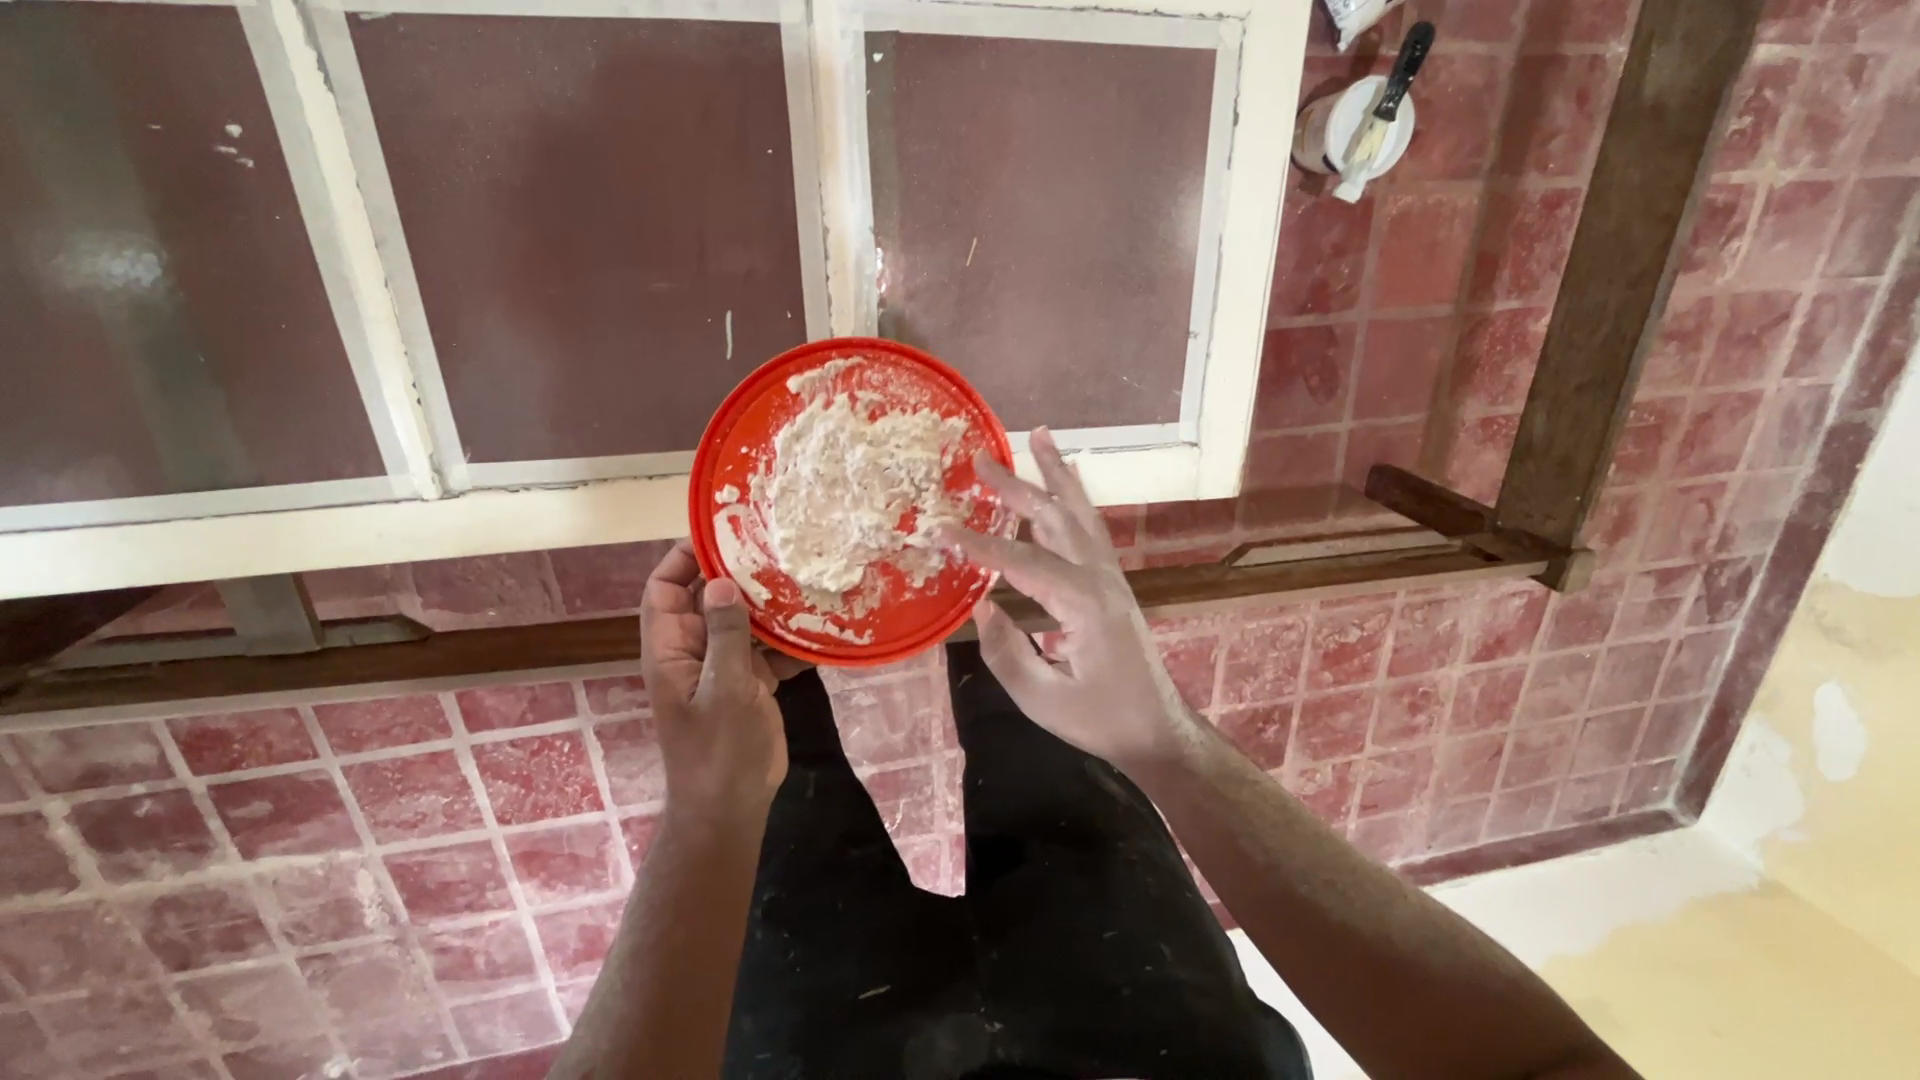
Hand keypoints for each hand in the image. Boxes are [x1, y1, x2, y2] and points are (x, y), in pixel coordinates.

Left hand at [640, 540, 787, 820]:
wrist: (730, 809)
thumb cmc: (719, 752)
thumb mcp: (725, 690)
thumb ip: (725, 635)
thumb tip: (721, 581)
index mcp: (671, 650)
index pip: (664, 589)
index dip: (683, 558)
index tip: (720, 534)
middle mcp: (693, 652)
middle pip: (708, 600)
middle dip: (738, 575)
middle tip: (777, 550)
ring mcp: (722, 669)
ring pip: (741, 623)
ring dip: (768, 607)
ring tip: (802, 580)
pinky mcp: (749, 685)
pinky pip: (766, 650)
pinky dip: (787, 641)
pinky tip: (817, 629)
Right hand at [943, 428, 1204, 771]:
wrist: (1156, 728)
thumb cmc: (1100, 719)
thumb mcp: (1043, 698)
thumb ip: (1007, 653)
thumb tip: (980, 607)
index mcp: (1081, 603)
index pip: (1020, 560)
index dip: (977, 544)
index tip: (939, 529)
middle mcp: (1099, 578)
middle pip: (1053, 518)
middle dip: (1015, 486)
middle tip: (980, 459)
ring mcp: (1111, 577)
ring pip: (1080, 513)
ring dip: (1055, 474)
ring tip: (1038, 435)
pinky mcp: (1113, 583)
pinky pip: (1091, 528)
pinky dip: (1075, 497)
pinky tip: (1068, 480)